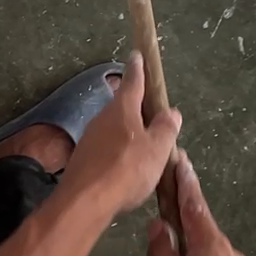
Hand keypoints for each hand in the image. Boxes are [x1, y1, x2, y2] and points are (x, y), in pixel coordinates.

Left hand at [59, 52, 181, 216]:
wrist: (85, 201)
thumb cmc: (125, 169)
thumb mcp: (157, 149)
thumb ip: (165, 129)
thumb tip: (171, 112)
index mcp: (123, 109)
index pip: (133, 81)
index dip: (138, 68)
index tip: (137, 54)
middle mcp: (104, 117)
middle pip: (123, 105)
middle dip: (137, 106)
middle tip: (152, 110)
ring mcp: (91, 138)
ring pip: (114, 127)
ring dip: (129, 131)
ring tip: (145, 144)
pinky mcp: (84, 158)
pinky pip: (107, 146)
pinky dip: (119, 150)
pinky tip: (127, 165)